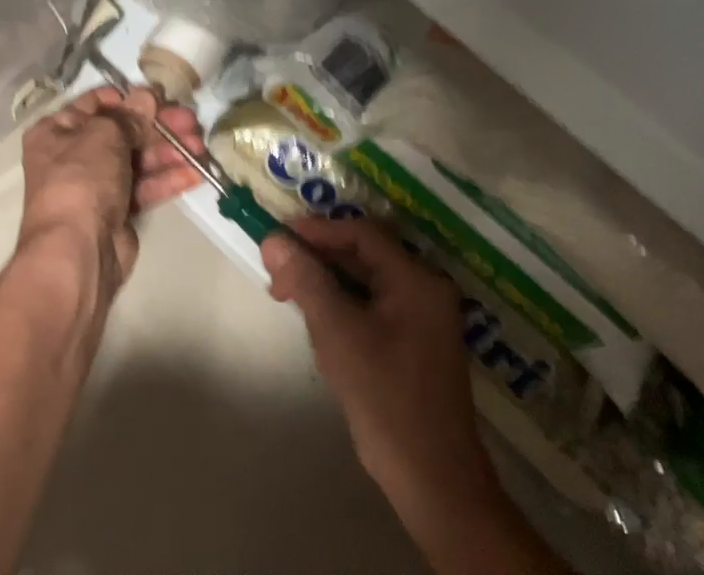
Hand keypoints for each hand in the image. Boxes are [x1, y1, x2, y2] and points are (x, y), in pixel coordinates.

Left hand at [18, 85, 205, 288]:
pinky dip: (167, 179)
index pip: (95, 103)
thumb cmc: (81, 180)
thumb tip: (146, 95)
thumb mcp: (103, 136)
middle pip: (121, 132)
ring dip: (168, 151)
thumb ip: (128, 115)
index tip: (162, 95)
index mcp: (56, 131)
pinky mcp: (117, 211)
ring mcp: (96, 184)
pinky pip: (144, 187)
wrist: (77, 250)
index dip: (129, 98)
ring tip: (200, 145)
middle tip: (191, 121)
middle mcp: (72, 155)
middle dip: (157, 126)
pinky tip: (196, 172)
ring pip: (136, 160)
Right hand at [261, 218, 499, 508]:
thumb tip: (274, 239)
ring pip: (365, 282)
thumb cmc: (383, 393)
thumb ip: (306, 279)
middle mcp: (425, 292)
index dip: (316, 230)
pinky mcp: (412, 346)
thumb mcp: (337, 330)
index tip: (275, 238)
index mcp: (416, 281)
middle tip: (275, 272)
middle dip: (317, 257)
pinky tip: (315, 322)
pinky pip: (372, 307)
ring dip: (325, 282)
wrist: (428, 472)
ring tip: (286, 295)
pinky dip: (341, 306)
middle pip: (364, 255)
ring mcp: (422, 320)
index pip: (362, 233)